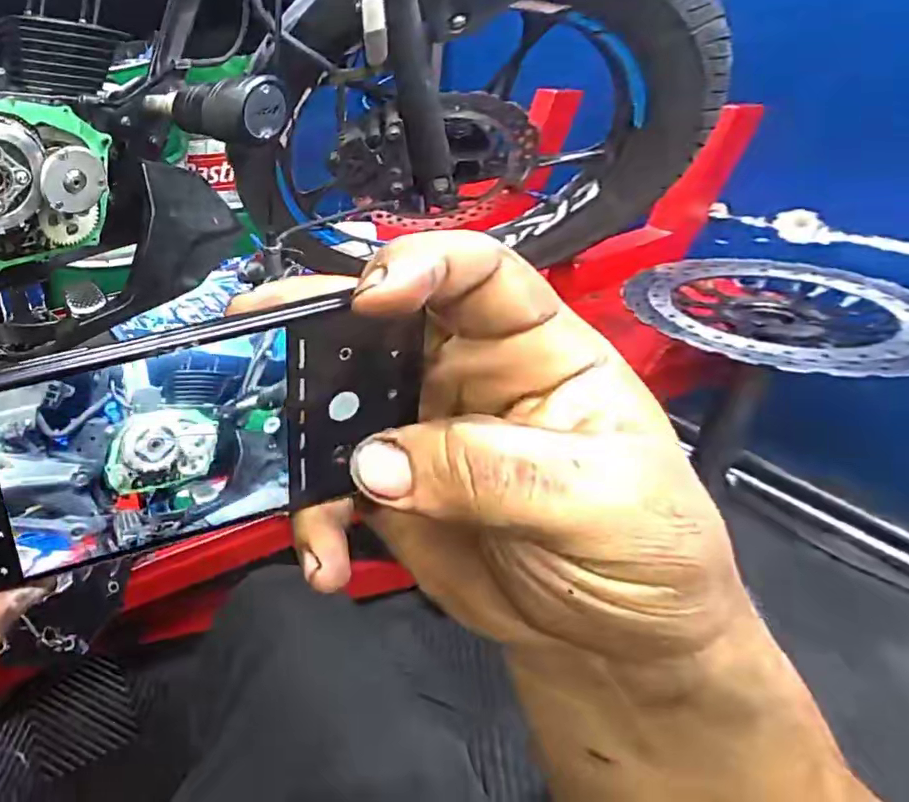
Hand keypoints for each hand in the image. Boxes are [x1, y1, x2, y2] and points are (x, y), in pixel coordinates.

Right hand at [232, 231, 746, 662]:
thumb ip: (494, 472)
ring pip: (339, 391)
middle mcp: (461, 370)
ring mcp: (415, 425)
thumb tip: (375, 462)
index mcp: (531, 346)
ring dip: (298, 412)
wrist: (614, 645)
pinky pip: (331, 479)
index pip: (476, 271)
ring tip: (272, 437)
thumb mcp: (605, 503)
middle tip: (261, 314)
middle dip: (319, 310)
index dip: (422, 263)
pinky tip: (326, 554)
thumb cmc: (647, 554)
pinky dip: (316, 512)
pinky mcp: (385, 483)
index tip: (373, 293)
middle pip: (382, 316)